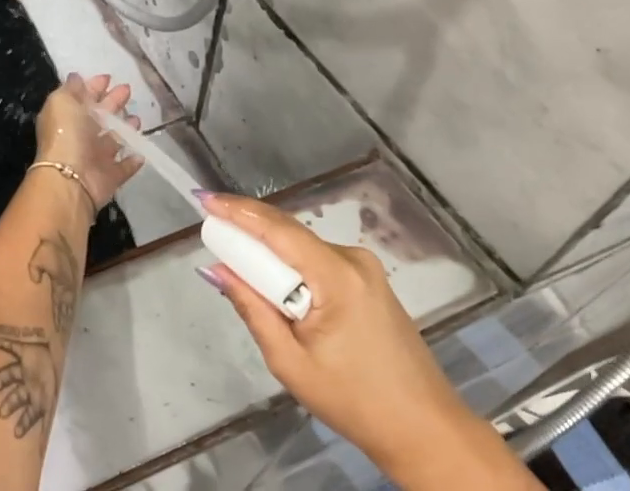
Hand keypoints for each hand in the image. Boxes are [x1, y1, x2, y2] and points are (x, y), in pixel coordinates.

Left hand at [33, 73, 143, 209]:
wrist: (70, 179)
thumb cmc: (66, 135)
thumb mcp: (61, 102)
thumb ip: (70, 89)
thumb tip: (76, 77)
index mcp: (67, 117)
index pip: (82, 98)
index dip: (94, 87)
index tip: (108, 77)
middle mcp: (80, 136)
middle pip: (100, 116)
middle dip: (113, 102)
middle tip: (127, 89)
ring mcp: (96, 158)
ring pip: (113, 140)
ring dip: (124, 129)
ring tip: (138, 118)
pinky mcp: (110, 177)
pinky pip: (124, 167)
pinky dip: (132, 160)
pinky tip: (141, 152)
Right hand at [197, 194, 473, 474]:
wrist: (425, 429)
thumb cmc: (354, 401)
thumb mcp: (290, 362)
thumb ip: (251, 308)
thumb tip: (216, 269)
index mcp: (337, 277)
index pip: (277, 230)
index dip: (238, 211)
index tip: (204, 200)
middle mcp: (353, 260)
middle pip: (288, 232)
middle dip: (247, 228)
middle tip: (209, 228)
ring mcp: (365, 269)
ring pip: (301, 246)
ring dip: (268, 251)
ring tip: (234, 258)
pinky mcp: (369, 281)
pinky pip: (316, 260)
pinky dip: (289, 265)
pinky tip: (271, 281)